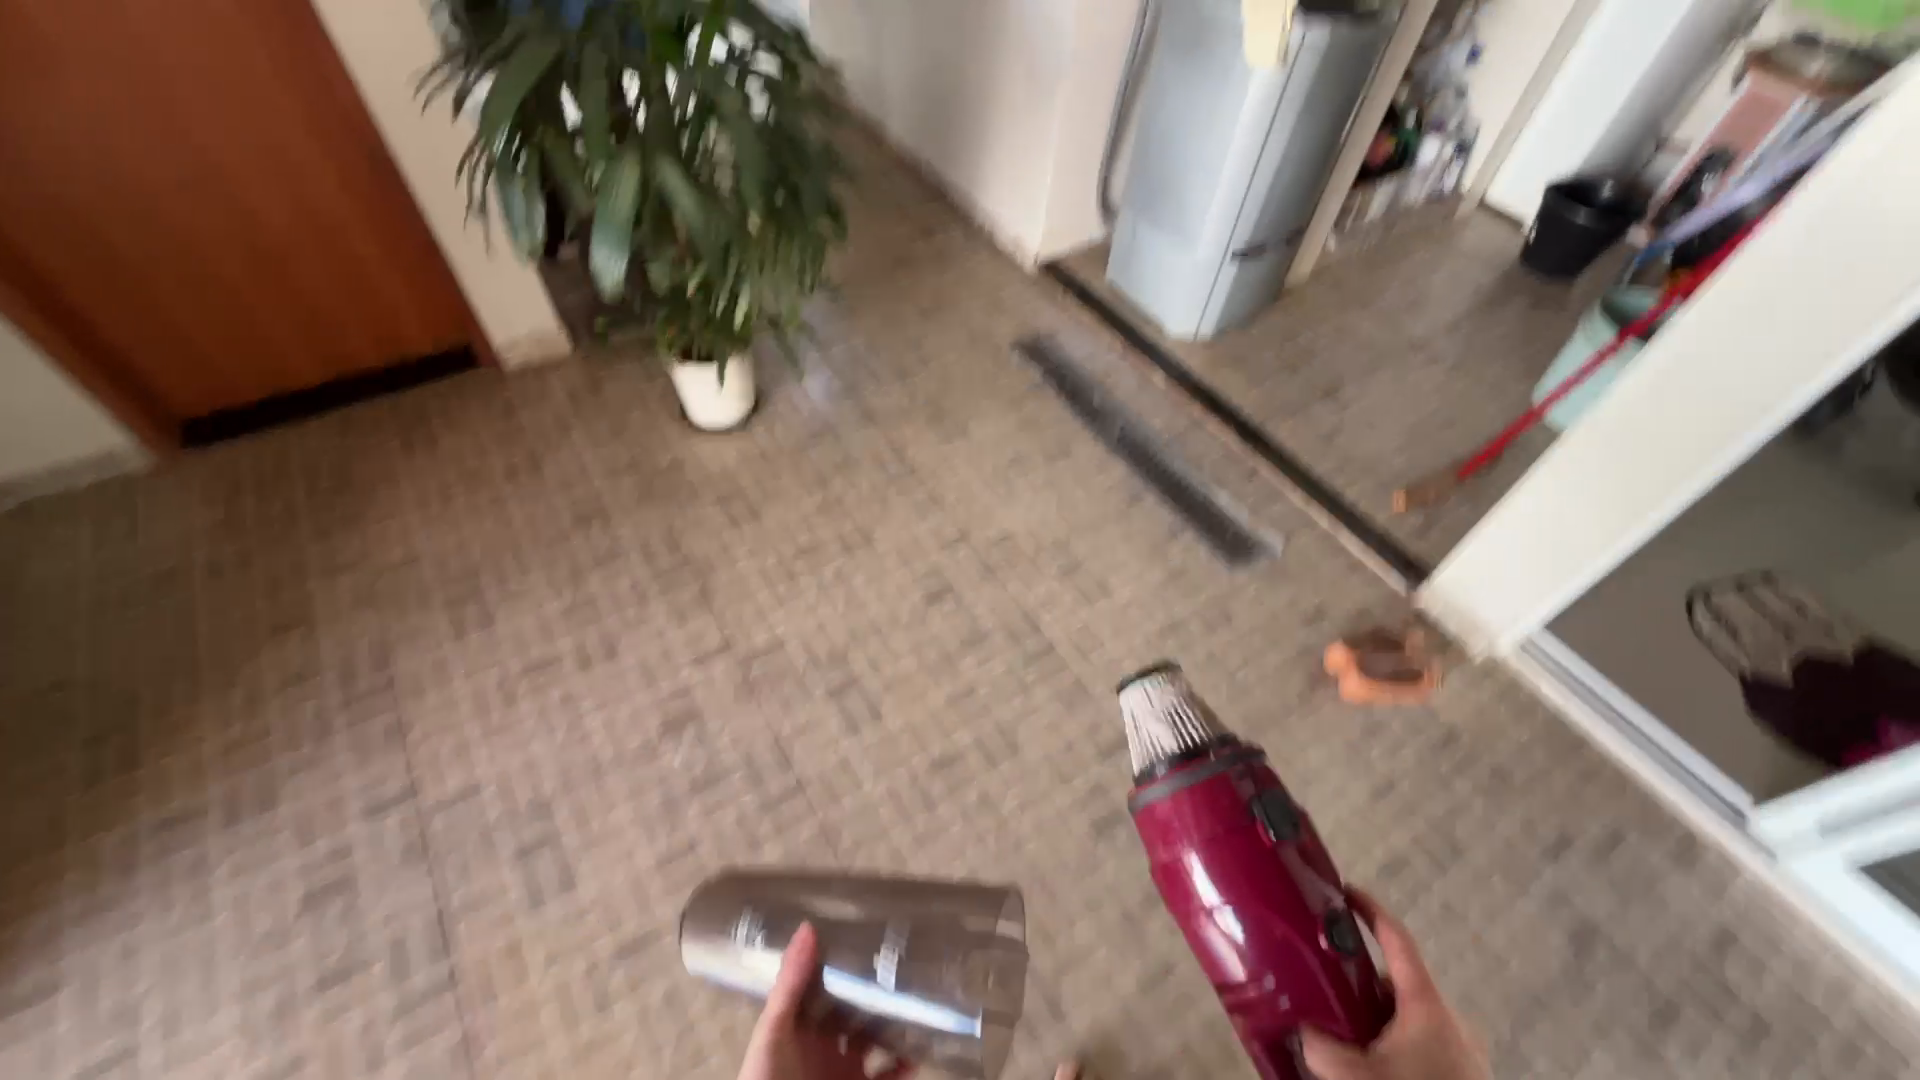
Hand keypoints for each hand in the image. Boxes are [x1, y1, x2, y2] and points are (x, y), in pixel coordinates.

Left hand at [736, 922, 914, 1079]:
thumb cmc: (769, 1079)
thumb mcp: (774, 1031)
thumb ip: (791, 985)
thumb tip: (808, 926)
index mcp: (798, 1025)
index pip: (820, 984)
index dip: (838, 960)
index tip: (865, 934)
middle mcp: (822, 1044)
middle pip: (852, 1009)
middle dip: (873, 990)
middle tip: (901, 963)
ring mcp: (842, 1069)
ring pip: (874, 1039)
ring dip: (893, 1024)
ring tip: (916, 1001)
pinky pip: (889, 1075)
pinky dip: (904, 1064)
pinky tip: (916, 1050)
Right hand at [1300, 892, 1487, 1079]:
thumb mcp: (1356, 1076)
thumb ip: (1320, 1046)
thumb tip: (1302, 1029)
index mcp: (1426, 1004)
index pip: (1396, 939)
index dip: (1370, 909)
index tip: (1343, 890)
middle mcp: (1448, 1018)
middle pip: (1395, 982)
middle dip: (1357, 981)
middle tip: (1321, 986)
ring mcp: (1460, 1049)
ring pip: (1404, 1016)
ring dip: (1373, 1017)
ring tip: (1340, 1032)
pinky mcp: (1462, 1074)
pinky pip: (1417, 1043)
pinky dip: (1389, 1042)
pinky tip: (1369, 1063)